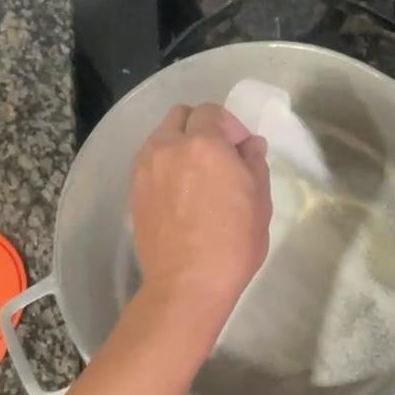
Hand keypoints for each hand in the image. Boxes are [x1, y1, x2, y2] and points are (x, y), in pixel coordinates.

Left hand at [129, 104, 271, 320]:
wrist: (188, 282)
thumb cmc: (233, 242)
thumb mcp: (260, 201)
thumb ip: (254, 163)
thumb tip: (250, 145)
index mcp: (204, 143)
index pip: (212, 112)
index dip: (230, 126)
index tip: (242, 150)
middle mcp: (169, 147)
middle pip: (180, 115)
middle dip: (201, 126)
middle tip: (219, 155)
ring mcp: (146, 169)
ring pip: (161, 137)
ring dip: (179, 143)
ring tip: (196, 173)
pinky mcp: (134, 191)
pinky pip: (149, 162)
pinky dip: (164, 165)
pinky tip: (179, 191)